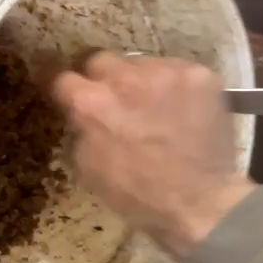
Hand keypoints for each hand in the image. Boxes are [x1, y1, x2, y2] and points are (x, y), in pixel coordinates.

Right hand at [50, 52, 255, 255]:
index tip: (68, 95)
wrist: (200, 202)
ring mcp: (164, 73)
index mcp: (91, 103)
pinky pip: (174, 68)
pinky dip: (170, 84)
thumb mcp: (86, 165)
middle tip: (112, 99)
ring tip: (150, 104)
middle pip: (99, 59)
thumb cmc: (134, 192)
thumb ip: (79, 127)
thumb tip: (79, 112)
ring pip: (139, 63)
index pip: (62, 77)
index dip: (64, 89)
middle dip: (100, 78)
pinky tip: (177, 105)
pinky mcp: (198, 75)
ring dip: (138, 80)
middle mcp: (125, 79)